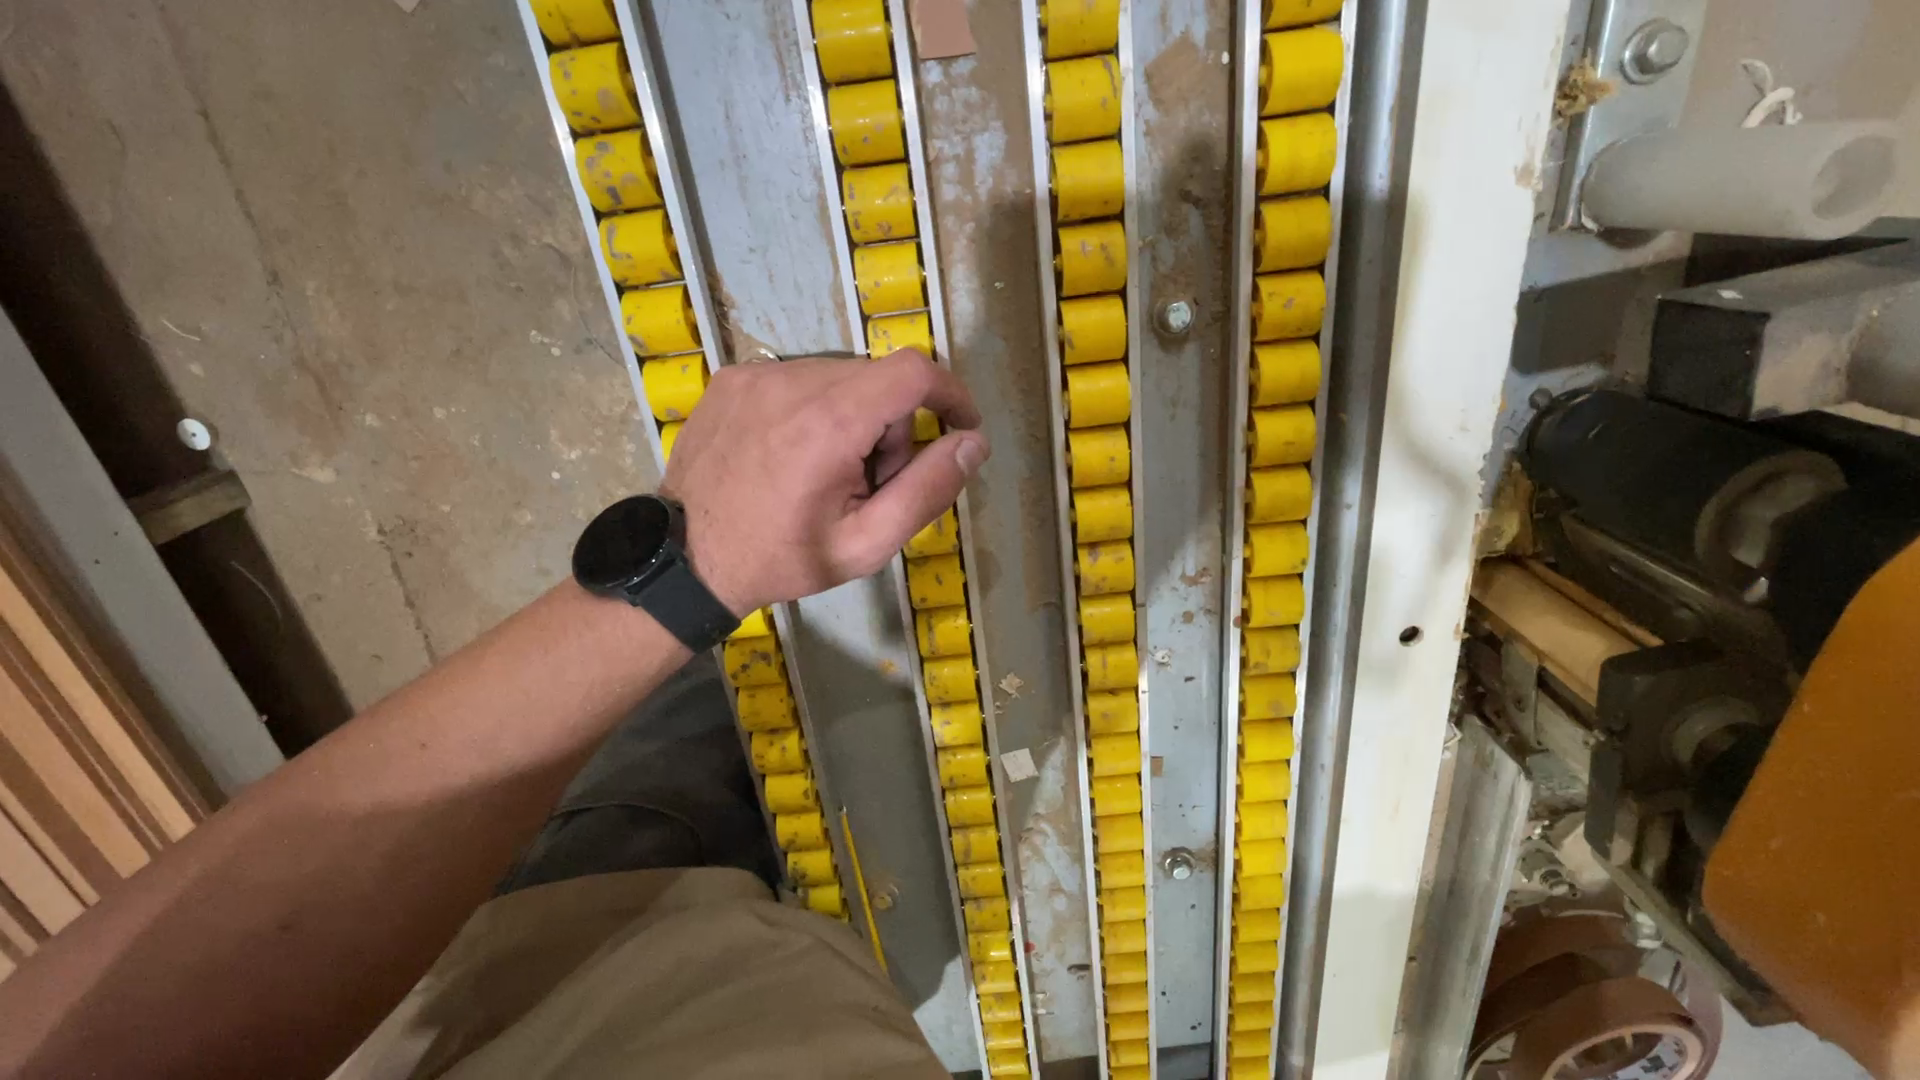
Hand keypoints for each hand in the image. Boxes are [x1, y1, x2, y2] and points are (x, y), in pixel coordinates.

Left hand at [659, 350, 989, 615]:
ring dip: (856, 417)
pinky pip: (800, 378)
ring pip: (840, 376)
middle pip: (878, 378)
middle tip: (874, 482)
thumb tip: (973, 443)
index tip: (960, 427)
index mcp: (829, 423)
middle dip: (895, 425)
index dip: (950, 394)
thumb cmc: (783, 559)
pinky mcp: (732, 377)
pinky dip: (816, 409)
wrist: (686, 559)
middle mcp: (792, 381)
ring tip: (828, 472)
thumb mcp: (866, 545)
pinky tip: (793, 455)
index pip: (914, 371)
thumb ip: (927, 492)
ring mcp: (756, 374)